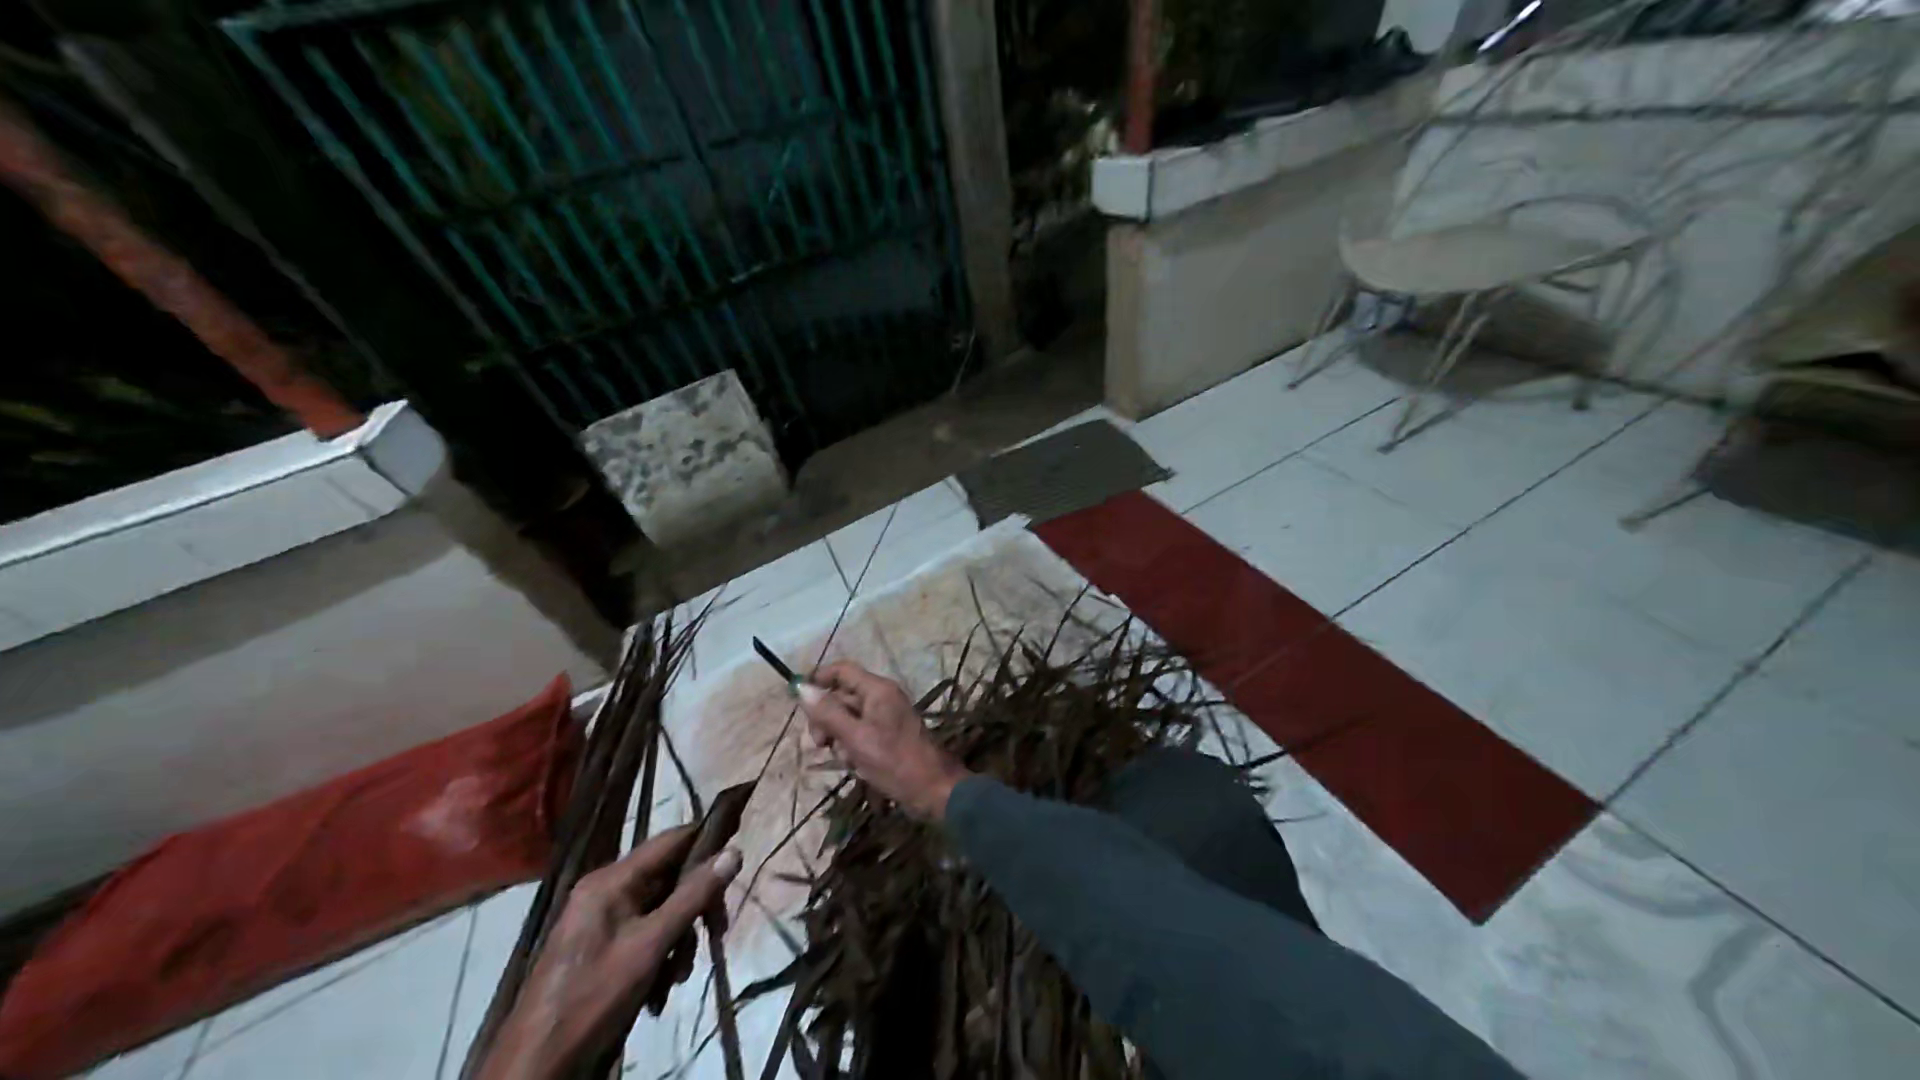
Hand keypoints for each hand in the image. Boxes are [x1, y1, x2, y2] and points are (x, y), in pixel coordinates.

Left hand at [478, 827, 741, 1079]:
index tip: (737, 862)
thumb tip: (734, 852)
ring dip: (679, 942)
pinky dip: (660, 958)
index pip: (671, 840)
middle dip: (694, 910)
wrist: (536, 1066)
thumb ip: (693, 896)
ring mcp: (601, 920)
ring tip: (677, 978)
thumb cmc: (594, 997)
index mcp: (611, 880)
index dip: (707, 843)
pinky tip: (659, 992)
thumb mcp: (651, 945)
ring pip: (661, 911)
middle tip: (716, 934)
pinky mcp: (601, 948)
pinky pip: (645, 935)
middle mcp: (606, 890)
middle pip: (669, 879)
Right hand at [799, 661, 972, 820]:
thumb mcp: (855, 738)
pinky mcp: (887, 735)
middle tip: (820, 744)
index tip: (799, 701)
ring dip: (839, 737)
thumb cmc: (894, 761)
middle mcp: (881, 697)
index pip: (842, 670)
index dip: (818, 680)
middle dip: (826, 718)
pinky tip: (855, 765)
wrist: (932, 789)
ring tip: (845, 759)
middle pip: (841, 695)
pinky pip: (859, 733)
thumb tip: (802, 687)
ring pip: (848, 717)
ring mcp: (885, 716)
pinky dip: (852, 746)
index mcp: (877, 689)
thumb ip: (828, 713)